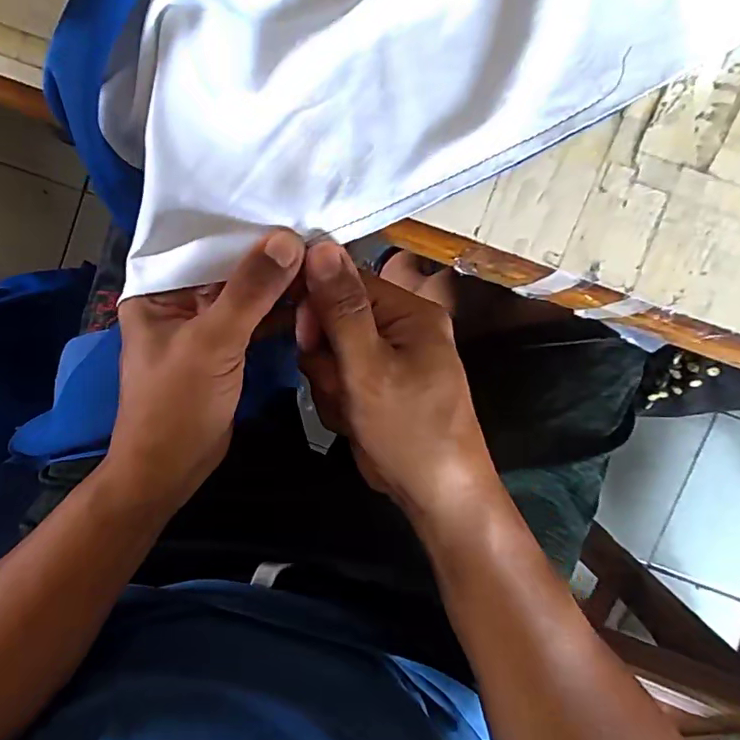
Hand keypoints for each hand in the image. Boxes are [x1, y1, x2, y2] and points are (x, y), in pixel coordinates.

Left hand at [104, 229, 304, 510]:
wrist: (169, 470)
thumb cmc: (176, 406)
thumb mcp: (212, 343)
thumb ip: (249, 291)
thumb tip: (289, 239)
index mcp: (154, 291)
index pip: (196, 243)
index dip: (238, 224)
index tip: (284, 201)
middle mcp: (174, 301)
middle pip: (222, 265)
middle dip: (263, 251)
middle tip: (311, 225)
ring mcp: (200, 326)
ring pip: (241, 292)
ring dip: (275, 280)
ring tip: (319, 254)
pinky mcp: (222, 348)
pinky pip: (251, 318)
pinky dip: (276, 309)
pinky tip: (310, 293)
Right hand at [295, 241, 498, 514]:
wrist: (433, 494)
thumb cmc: (408, 428)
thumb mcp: (368, 366)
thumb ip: (341, 308)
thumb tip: (321, 245)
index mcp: (409, 312)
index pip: (347, 281)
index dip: (318, 305)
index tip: (305, 337)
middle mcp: (398, 329)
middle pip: (332, 319)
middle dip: (325, 357)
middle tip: (338, 384)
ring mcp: (384, 360)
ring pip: (327, 354)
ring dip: (328, 384)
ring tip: (351, 409)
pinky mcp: (372, 387)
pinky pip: (334, 379)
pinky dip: (336, 401)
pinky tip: (352, 420)